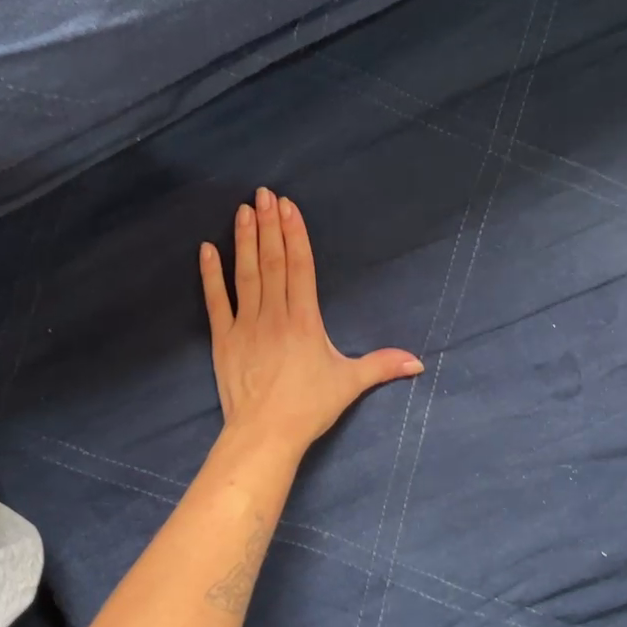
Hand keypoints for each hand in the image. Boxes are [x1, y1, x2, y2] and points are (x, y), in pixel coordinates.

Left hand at [199, 188, 423, 457]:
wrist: (266, 434)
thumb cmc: (309, 407)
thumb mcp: (350, 383)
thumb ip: (382, 365)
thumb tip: (419, 362)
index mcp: (305, 319)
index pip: (300, 266)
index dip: (294, 233)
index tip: (288, 206)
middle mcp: (275, 314)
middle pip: (272, 261)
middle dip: (270, 225)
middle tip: (264, 193)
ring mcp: (246, 324)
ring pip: (246, 274)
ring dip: (245, 240)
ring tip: (244, 210)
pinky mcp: (223, 339)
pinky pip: (215, 301)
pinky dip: (211, 275)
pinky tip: (207, 249)